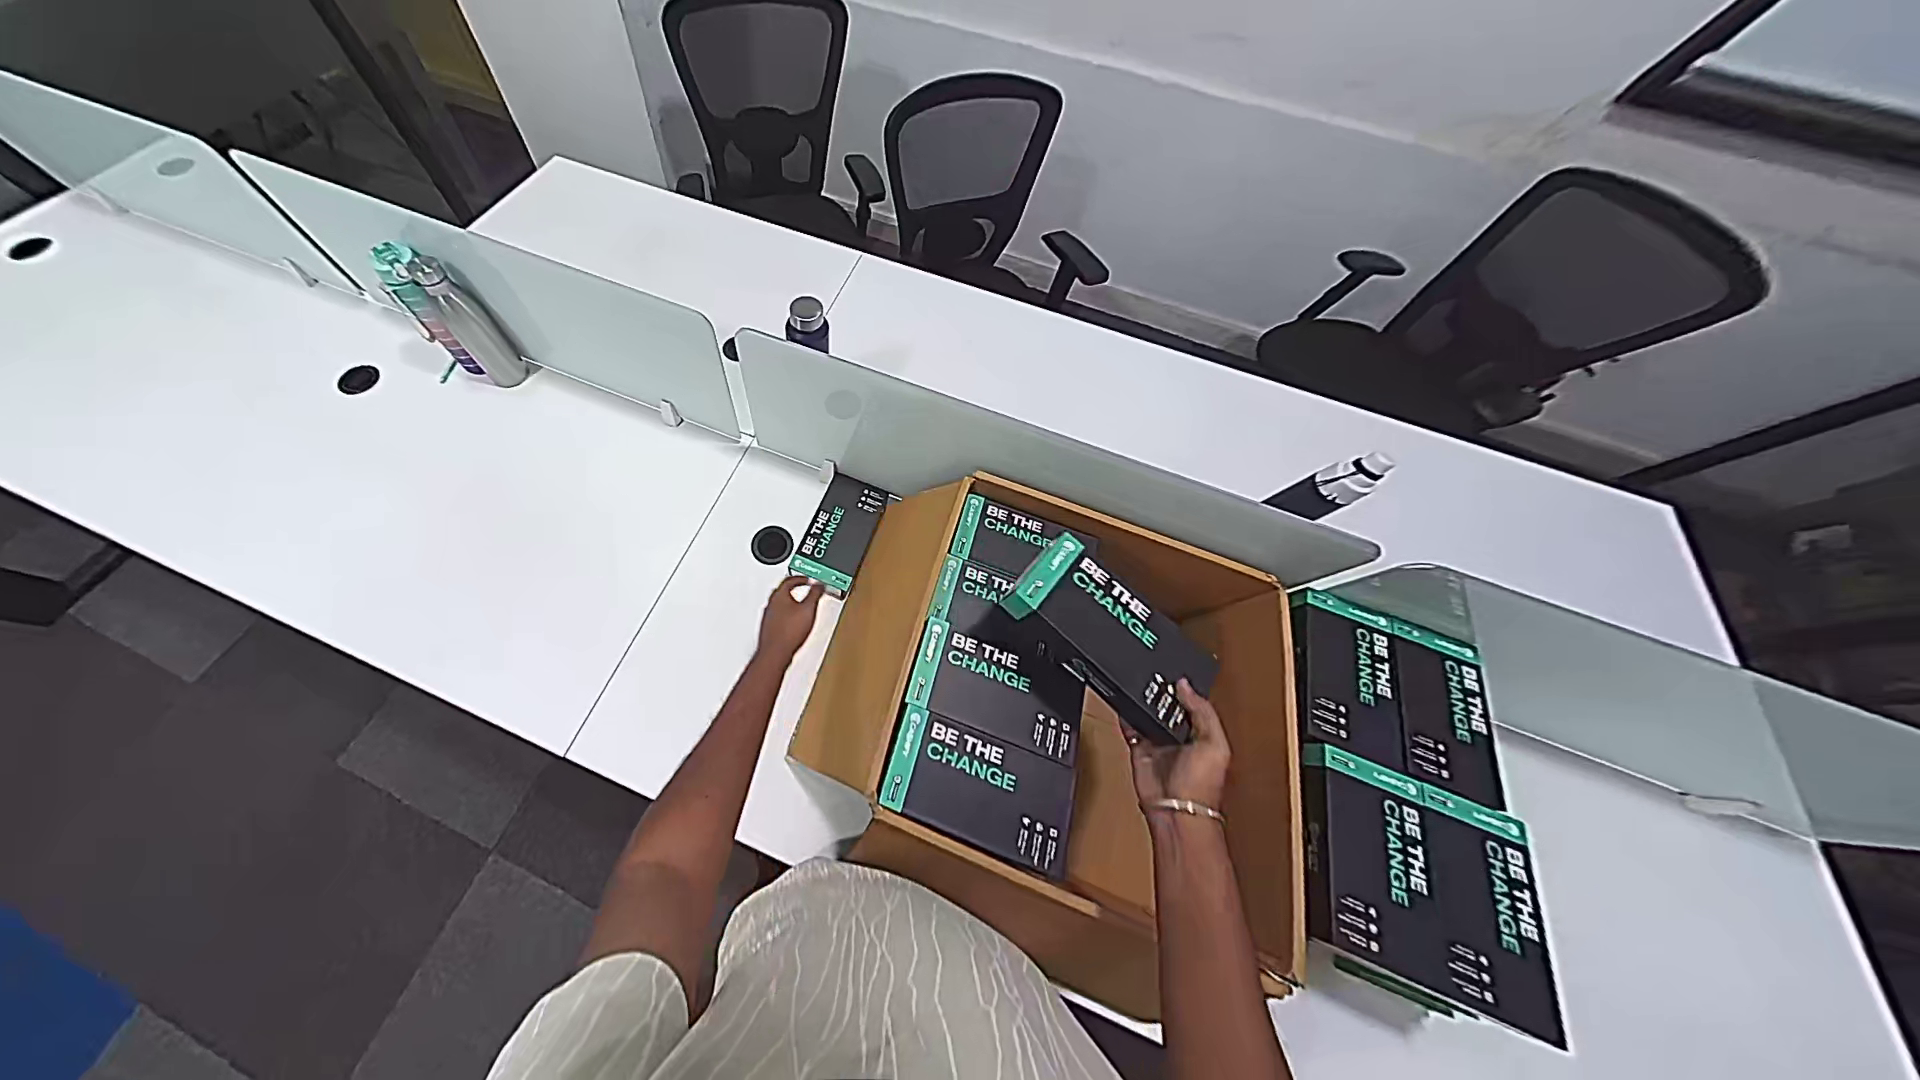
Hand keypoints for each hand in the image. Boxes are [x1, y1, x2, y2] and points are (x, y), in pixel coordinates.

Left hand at [756, 575, 822, 661]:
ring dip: (790, 602)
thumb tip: (819, 584)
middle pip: (782, 590)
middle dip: (794, 588)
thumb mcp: (809, 609)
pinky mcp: (768, 628)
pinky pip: (778, 616)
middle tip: (803, 588)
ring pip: (779, 604)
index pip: (789, 580)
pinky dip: (786, 614)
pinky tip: (793, 622)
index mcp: (779, 596)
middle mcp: (771, 604)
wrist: (776, 653)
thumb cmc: (789, 632)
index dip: (800, 578)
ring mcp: (768, 617)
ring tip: (801, 605)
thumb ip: (815, 593)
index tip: (808, 580)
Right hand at [1127, 679, 1230, 809]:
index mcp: (1203, 733)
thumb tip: (1185, 686)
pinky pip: (1131, 729)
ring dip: (1144, 703)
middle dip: (1162, 694)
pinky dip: (1126, 717)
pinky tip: (1124, 705)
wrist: (1175, 811)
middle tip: (1154, 676)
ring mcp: (1159, 743)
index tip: (1176, 674)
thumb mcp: (1214, 743)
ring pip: (1149, 715)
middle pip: (1169, 707)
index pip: (1193, 704)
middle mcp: (1181, 737)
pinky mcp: (1140, 750)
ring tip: (1138, 685)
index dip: (1186, 689)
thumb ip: (1203, 712)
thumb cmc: (1202, 786)